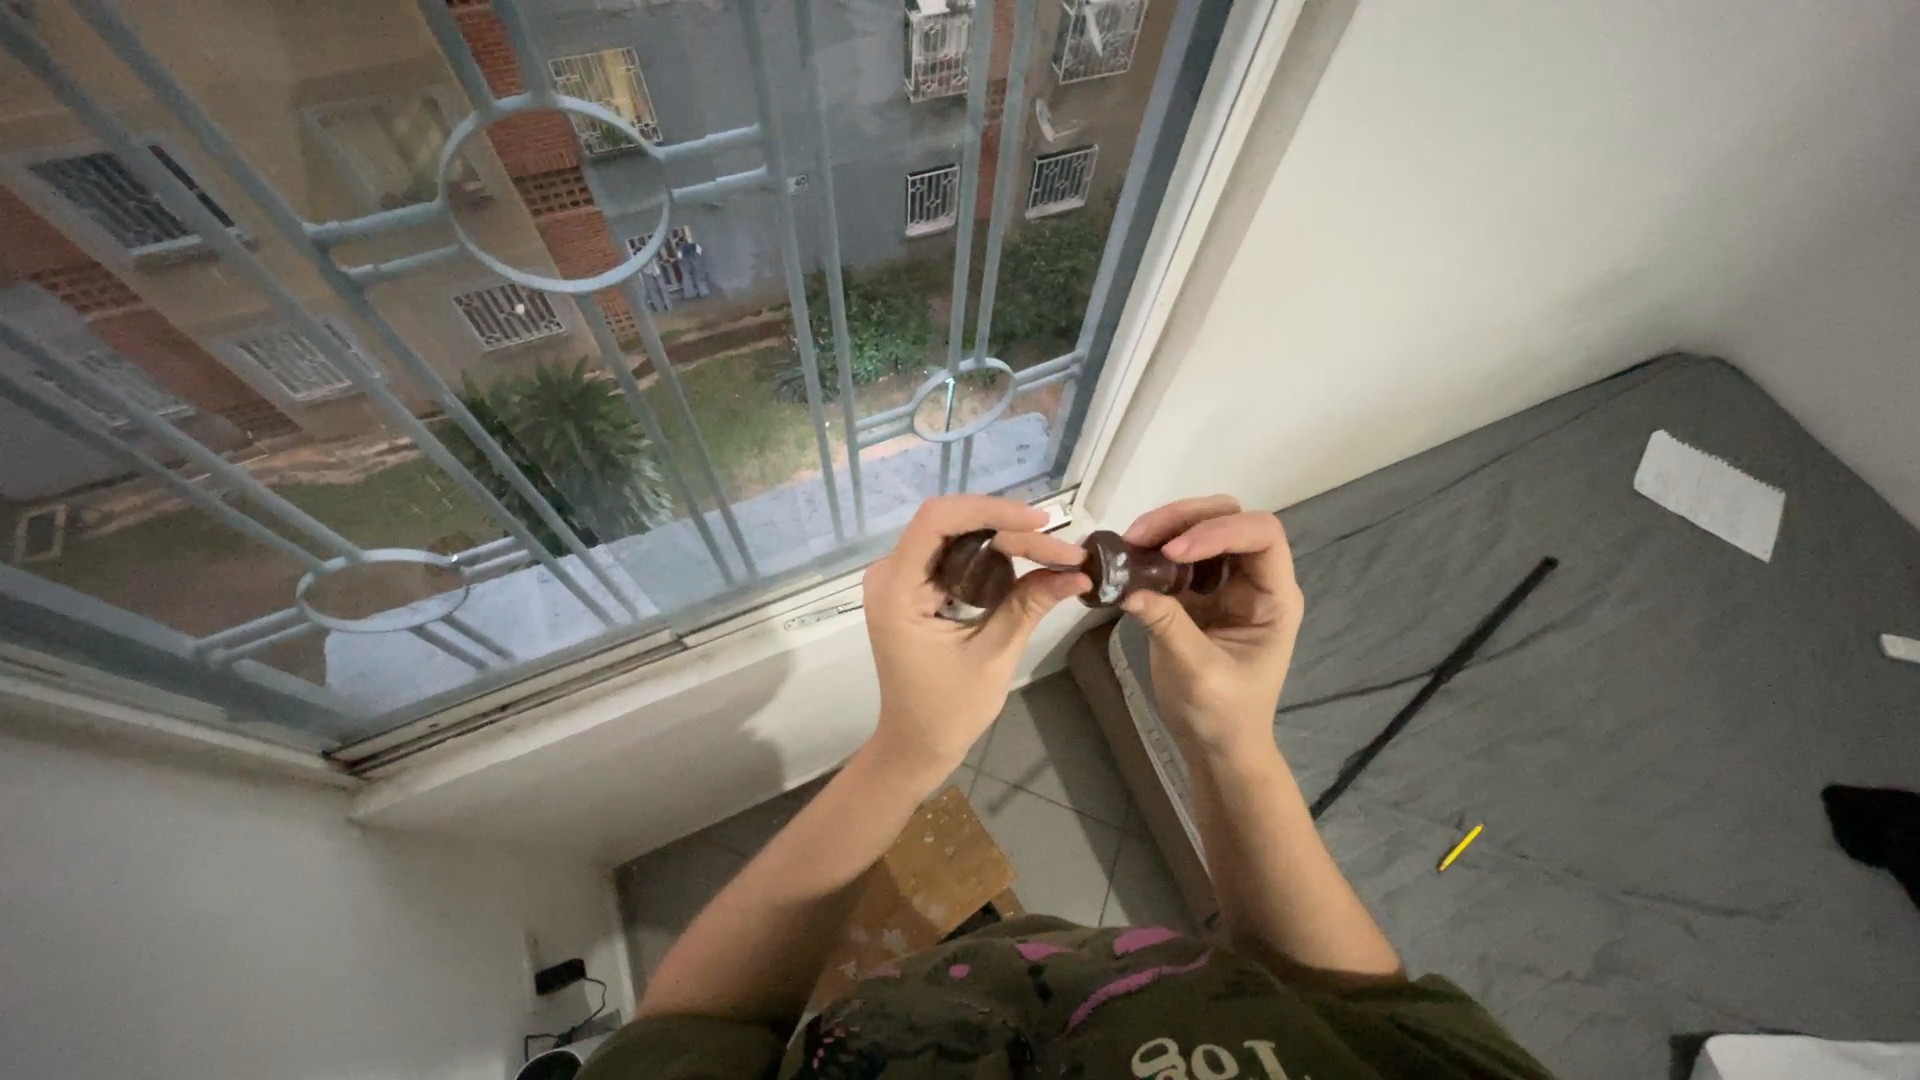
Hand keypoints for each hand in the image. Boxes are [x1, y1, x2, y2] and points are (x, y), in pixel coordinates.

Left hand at [863, 496, 1088, 782]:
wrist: (916, 742)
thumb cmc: (948, 710)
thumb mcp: (993, 655)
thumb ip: (1028, 605)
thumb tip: (1078, 572)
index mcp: (896, 589)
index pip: (938, 520)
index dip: (991, 510)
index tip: (1042, 522)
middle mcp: (891, 573)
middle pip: (952, 523)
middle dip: (1009, 528)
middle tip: (1063, 549)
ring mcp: (901, 577)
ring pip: (959, 535)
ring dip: (1007, 539)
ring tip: (1055, 556)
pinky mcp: (916, 586)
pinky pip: (957, 554)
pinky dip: (994, 556)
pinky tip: (1029, 564)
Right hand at [1119, 496, 1304, 758]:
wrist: (1216, 745)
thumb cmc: (1223, 714)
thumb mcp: (1197, 672)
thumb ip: (1167, 625)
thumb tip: (1127, 589)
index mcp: (1274, 598)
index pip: (1262, 536)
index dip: (1219, 533)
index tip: (1173, 553)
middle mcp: (1252, 580)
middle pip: (1230, 519)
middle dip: (1185, 519)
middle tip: (1140, 537)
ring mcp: (1223, 584)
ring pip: (1200, 529)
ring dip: (1164, 529)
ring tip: (1129, 545)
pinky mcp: (1194, 593)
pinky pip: (1175, 556)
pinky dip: (1151, 551)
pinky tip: (1127, 560)